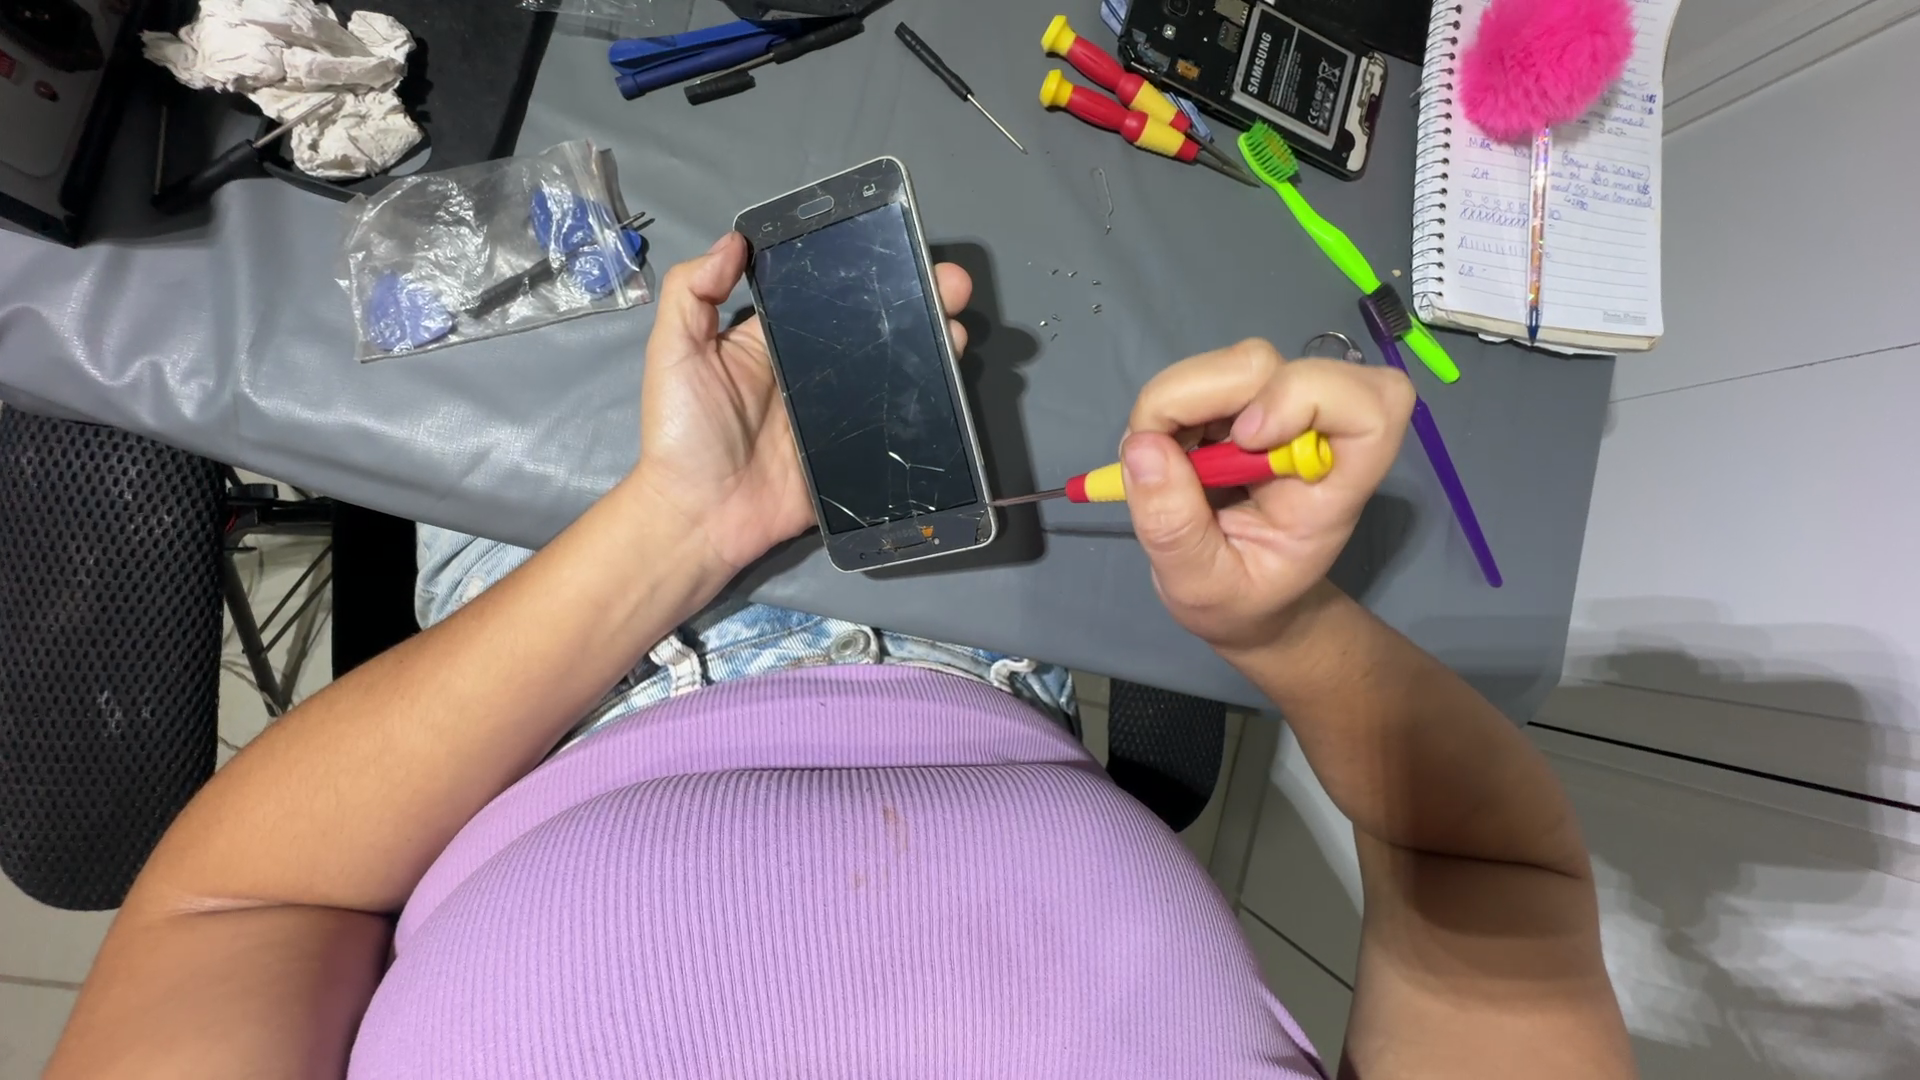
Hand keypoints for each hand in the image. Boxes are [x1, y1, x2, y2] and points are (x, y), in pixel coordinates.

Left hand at [631, 232, 974, 575]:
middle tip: (951, 287)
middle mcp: (816, 371)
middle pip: (875, 330)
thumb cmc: (683, 431)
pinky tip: (949, 384)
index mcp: (777, 340)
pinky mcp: (856, 453)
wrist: (701, 516)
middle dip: (917, 302)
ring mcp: (841, 414)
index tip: (900, 248)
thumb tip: (736, 238)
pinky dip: (925, 407)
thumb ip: (693, 292)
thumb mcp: (674, 351)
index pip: (828, 295)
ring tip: (957, 328)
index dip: (865, 271)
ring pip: (895, 373)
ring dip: (932, 347)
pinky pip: (896, 427)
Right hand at [1121, 340, 1414, 652]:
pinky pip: (1203, 377)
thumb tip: (1141, 445)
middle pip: (1270, 367)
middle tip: (1162, 453)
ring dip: (1175, 403)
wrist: (1245, 600)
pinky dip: (1167, 406)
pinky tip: (1165, 450)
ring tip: (1161, 462)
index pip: (1373, 403)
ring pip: (1232, 364)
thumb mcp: (1199, 586)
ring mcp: (1277, 413)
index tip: (1245, 440)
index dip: (1306, 396)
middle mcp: (1312, 435)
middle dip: (1200, 397)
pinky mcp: (1243, 405)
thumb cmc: (1238, 599)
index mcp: (1332, 486)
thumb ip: (1173, 527)